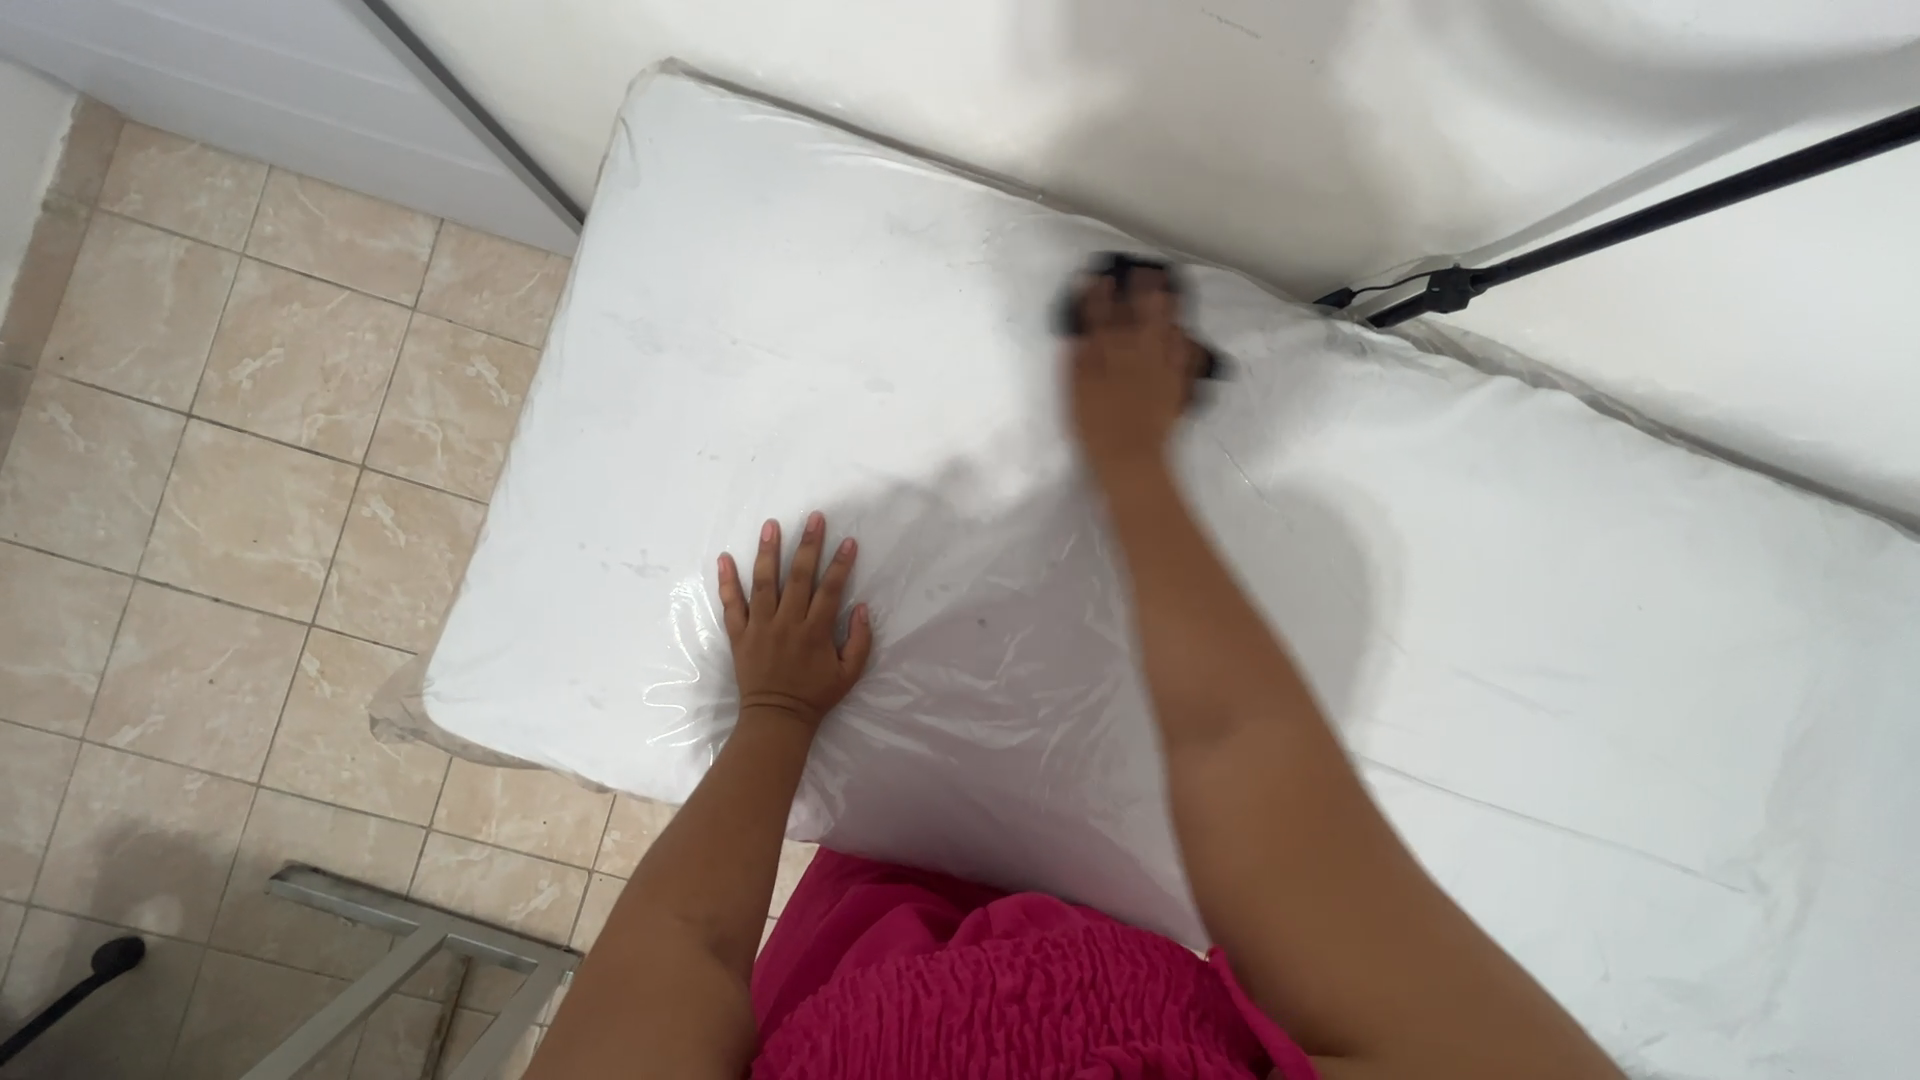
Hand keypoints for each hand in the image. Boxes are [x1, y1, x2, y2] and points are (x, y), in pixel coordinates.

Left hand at [717, 511, 872, 733]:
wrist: (777, 719)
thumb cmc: (817, 696)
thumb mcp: (850, 673)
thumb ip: (860, 640)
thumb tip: (862, 607)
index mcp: (816, 632)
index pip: (831, 589)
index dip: (841, 564)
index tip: (849, 541)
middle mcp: (787, 623)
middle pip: (799, 577)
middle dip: (808, 545)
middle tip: (814, 518)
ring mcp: (760, 627)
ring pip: (764, 583)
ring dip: (769, 552)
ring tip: (772, 525)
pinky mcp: (739, 635)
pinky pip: (731, 605)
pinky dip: (727, 581)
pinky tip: (725, 557)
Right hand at [1067, 270, 1204, 479]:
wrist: (1131, 458)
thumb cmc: (1095, 428)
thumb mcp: (1077, 392)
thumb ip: (1079, 357)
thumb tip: (1081, 328)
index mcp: (1107, 354)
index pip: (1101, 317)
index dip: (1099, 295)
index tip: (1099, 275)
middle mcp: (1136, 354)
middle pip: (1138, 316)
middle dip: (1140, 290)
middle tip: (1144, 268)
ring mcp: (1160, 368)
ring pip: (1164, 329)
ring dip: (1165, 306)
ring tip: (1168, 286)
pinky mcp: (1176, 385)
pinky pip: (1183, 355)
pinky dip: (1183, 338)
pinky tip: (1183, 330)